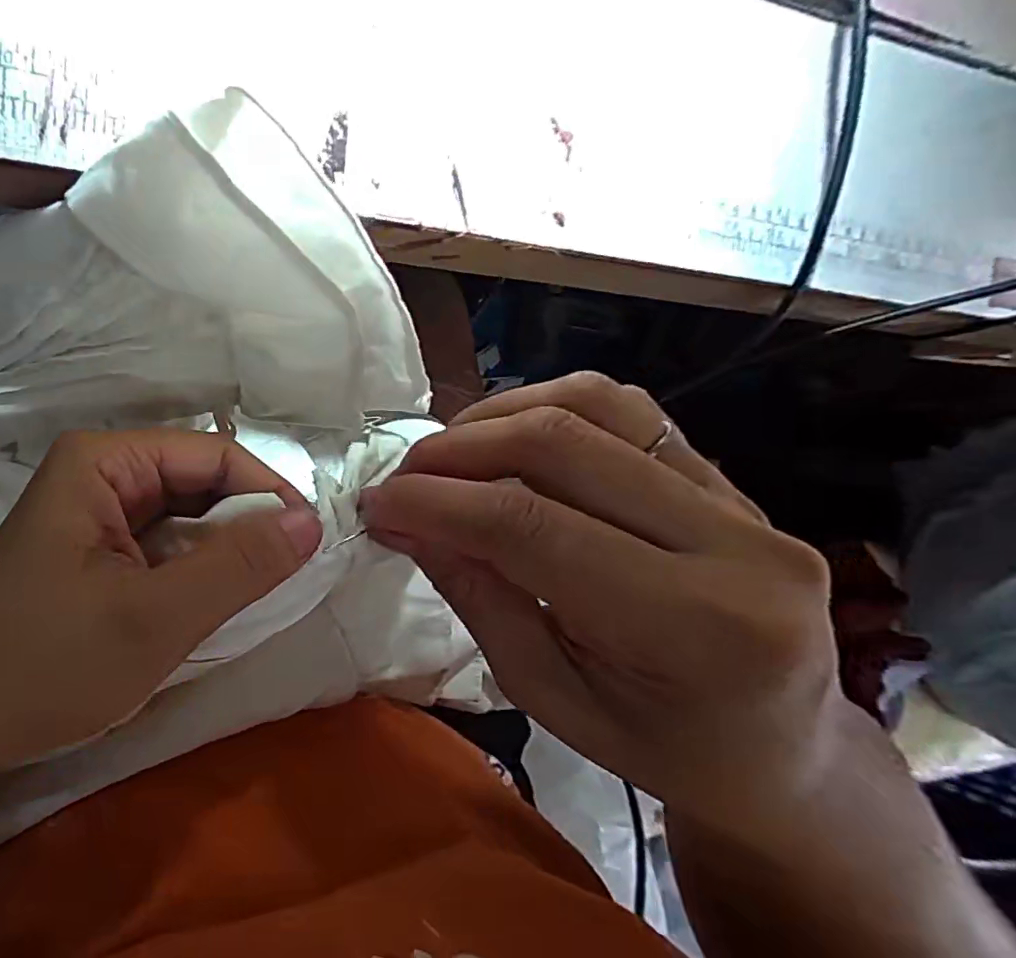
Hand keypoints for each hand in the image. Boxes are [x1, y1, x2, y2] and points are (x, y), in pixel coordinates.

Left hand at [0, 428, 322, 785]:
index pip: (210, 454)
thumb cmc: (46, 664)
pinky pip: (153, 549)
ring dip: (215, 558)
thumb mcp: (155, 618)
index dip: (267, 495)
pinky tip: (202, 612)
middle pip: (192, 483)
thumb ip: (238, 565)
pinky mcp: (84, 554)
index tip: (314, 551)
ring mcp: (85, 515)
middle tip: (285, 588)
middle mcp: (91, 474)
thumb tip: (311, 520)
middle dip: (240, 530)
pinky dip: (185, 576)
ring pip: (177, 520)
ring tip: (248, 606)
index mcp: (99, 461)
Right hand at [359, 372, 853, 834]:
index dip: (432, 502)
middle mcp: (734, 545)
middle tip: (399, 482)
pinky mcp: (727, 480)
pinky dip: (540, 411)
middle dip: (451, 452)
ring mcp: (742, 501)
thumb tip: (400, 518)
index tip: (373, 505)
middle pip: (558, 444)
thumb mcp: (541, 690)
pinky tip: (502, 445)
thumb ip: (472, 593)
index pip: (528, 525)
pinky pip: (623, 409)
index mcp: (690, 625)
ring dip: (493, 420)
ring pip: (593, 404)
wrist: (782, 751)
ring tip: (445, 459)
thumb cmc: (653, 742)